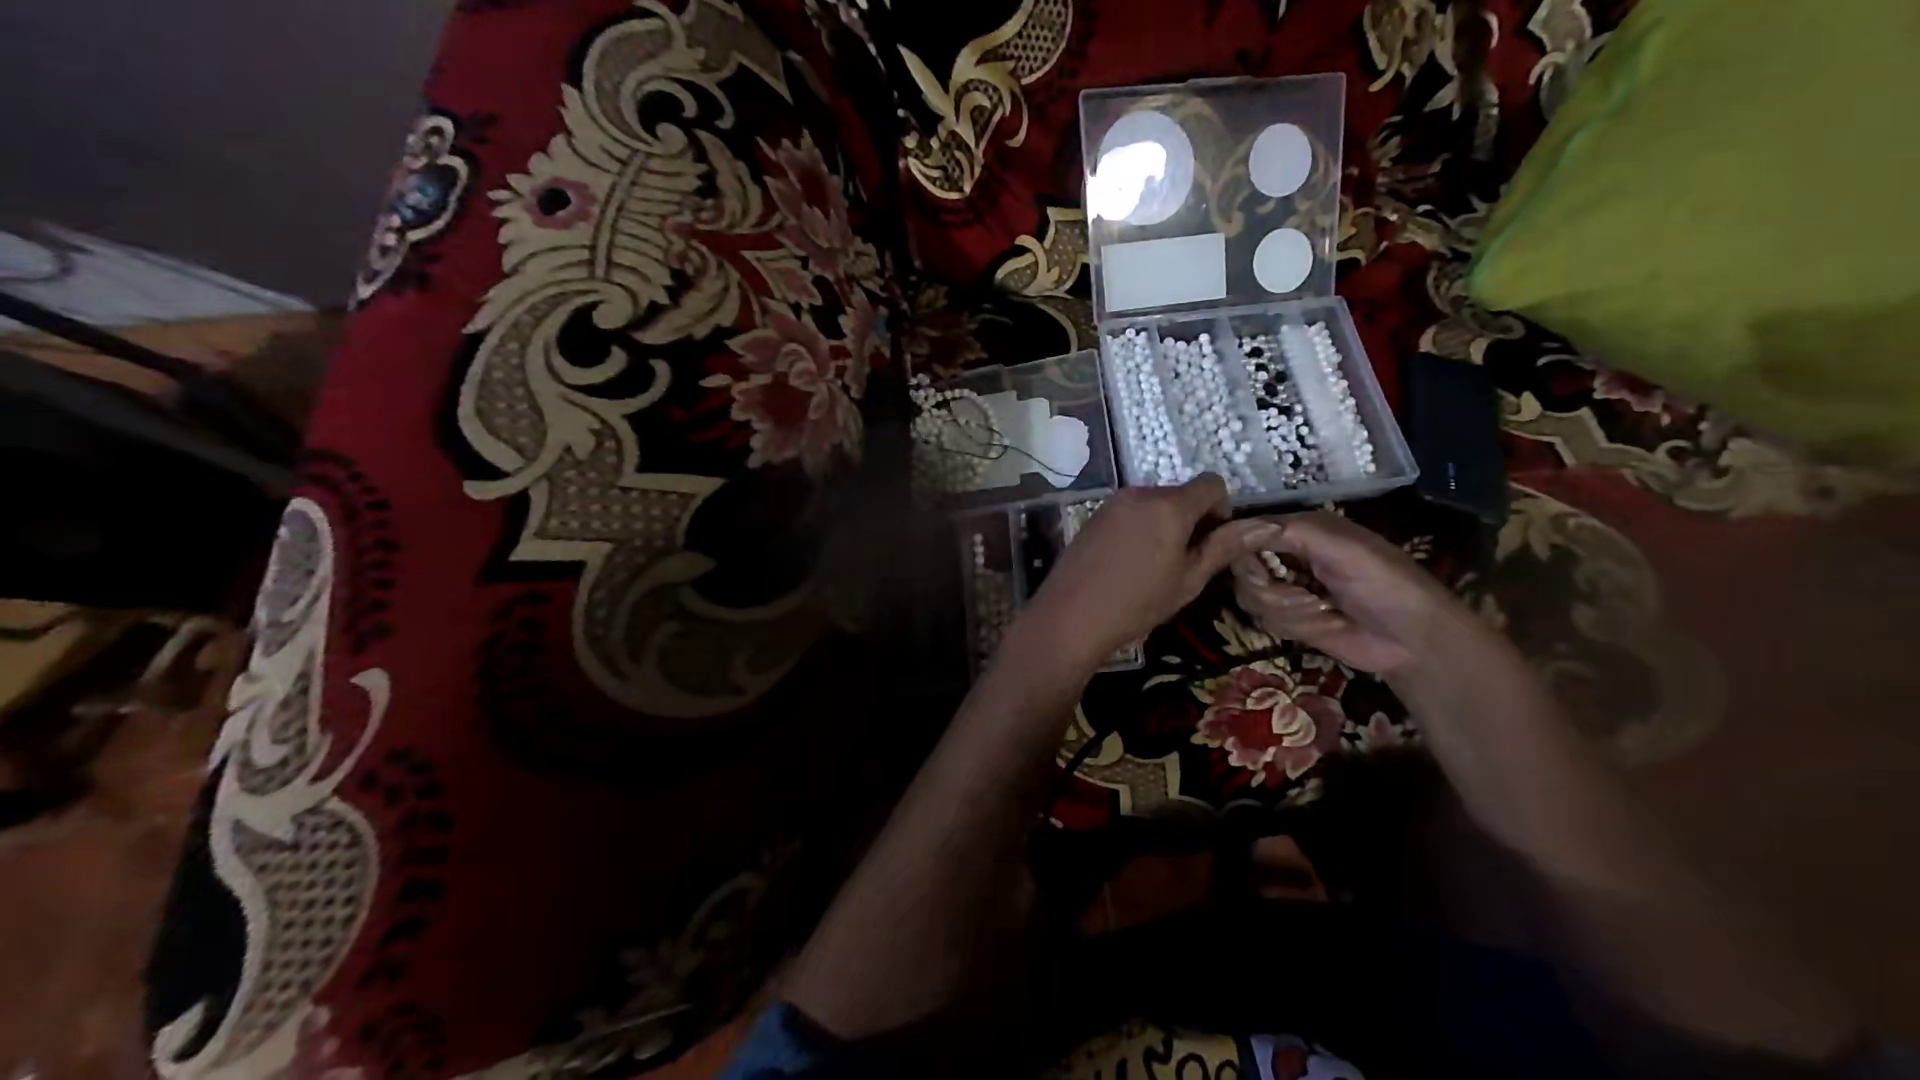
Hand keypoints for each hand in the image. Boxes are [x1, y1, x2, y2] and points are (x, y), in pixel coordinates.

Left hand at [1017, 475, 1283, 670]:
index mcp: (1170, 505)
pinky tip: (1130, 562)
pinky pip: (1130, 511)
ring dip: (1165, 523)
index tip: (1215, 541)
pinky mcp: (1094, 515)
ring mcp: (1113, 502)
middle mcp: (1140, 493)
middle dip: (1192, 518)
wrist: (1072, 615)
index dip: (1222, 508)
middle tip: (1187, 560)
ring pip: (1154, 502)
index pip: (1211, 484)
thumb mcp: (1189, 579)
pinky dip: (1141, 527)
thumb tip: (1266, 526)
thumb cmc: (1138, 602)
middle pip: (1181, 493)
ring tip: (1156, 565)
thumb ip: (1224, 547)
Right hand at [1229, 510, 1478, 674]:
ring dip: (1287, 609)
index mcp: (1298, 529)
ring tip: (1322, 611)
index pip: (1246, 531)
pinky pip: (1264, 621)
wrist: (1414, 639)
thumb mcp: (1343, 548)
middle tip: (1300, 595)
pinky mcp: (1288, 619)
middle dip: (1268, 588)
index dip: (1240, 549)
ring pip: (1250, 597)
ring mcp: (1285, 589)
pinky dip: (1294, 626)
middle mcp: (1285, 556)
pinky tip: (1325, 625)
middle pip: (1241, 568)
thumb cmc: (1385, 583)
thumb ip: (1291, 533)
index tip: (1258, 569)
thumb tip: (1238, 528)